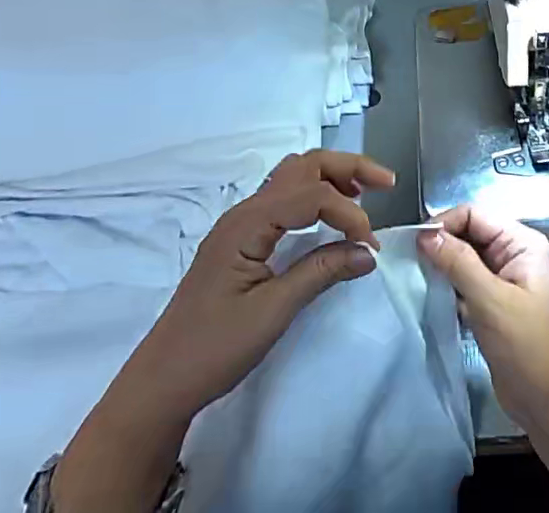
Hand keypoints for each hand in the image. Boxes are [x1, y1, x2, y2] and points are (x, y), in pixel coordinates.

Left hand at [142, 148, 396, 415]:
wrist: (162, 381)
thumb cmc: (213, 348)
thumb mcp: (273, 312)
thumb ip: (321, 272)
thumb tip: (368, 252)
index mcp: (248, 224)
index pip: (312, 195)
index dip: (349, 213)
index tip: (370, 246)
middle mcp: (245, 212)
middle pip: (303, 166)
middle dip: (348, 167)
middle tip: (386, 183)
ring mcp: (241, 223)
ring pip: (293, 176)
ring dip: (331, 176)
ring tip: (365, 193)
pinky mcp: (243, 239)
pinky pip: (284, 199)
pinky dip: (315, 194)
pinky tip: (332, 215)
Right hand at [418, 204, 548, 429]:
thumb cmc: (529, 346)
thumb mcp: (492, 300)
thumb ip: (458, 262)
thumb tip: (425, 234)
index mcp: (522, 243)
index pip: (475, 215)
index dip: (445, 224)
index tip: (415, 244)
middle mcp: (514, 256)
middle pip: (469, 235)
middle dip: (441, 245)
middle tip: (410, 263)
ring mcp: (505, 282)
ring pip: (465, 261)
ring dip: (442, 268)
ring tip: (416, 279)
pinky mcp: (495, 307)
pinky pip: (466, 286)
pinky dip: (449, 289)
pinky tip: (430, 297)